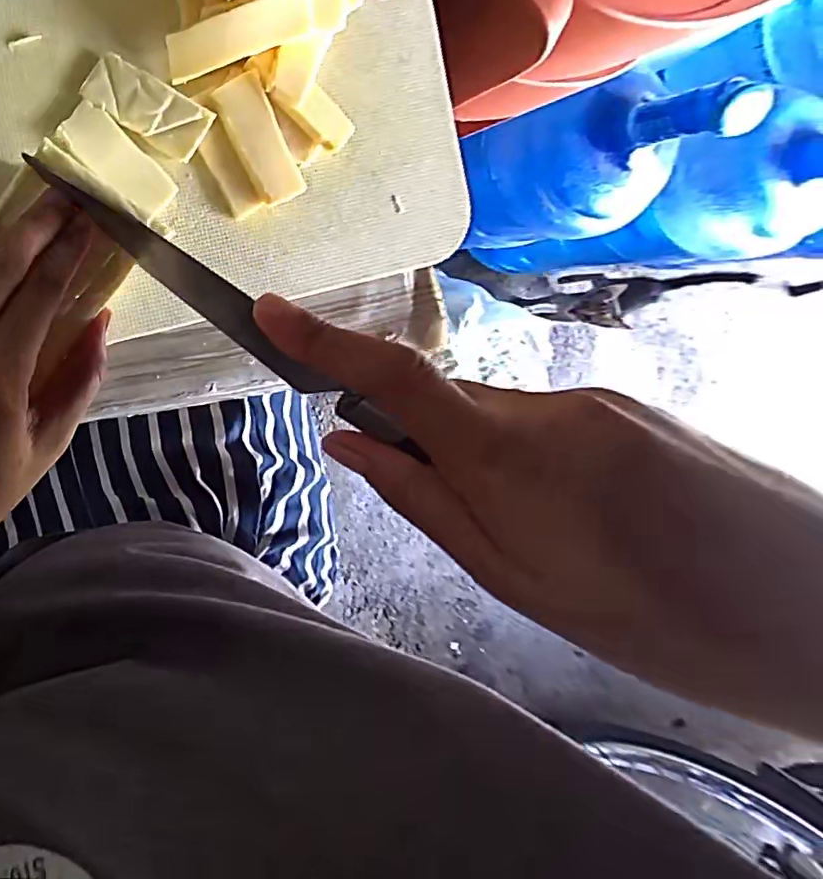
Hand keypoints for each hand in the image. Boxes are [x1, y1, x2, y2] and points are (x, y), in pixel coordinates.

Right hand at [256, 293, 822, 736]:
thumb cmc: (664, 623)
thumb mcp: (512, 576)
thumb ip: (418, 498)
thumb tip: (344, 442)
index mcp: (508, 455)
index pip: (391, 377)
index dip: (322, 339)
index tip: (268, 309)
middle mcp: (551, 407)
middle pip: (437, 401)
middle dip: (418, 442)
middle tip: (463, 515)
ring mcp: (600, 403)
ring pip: (486, 414)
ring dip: (476, 457)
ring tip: (544, 531)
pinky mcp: (635, 412)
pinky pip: (536, 420)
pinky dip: (521, 456)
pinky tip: (580, 515)